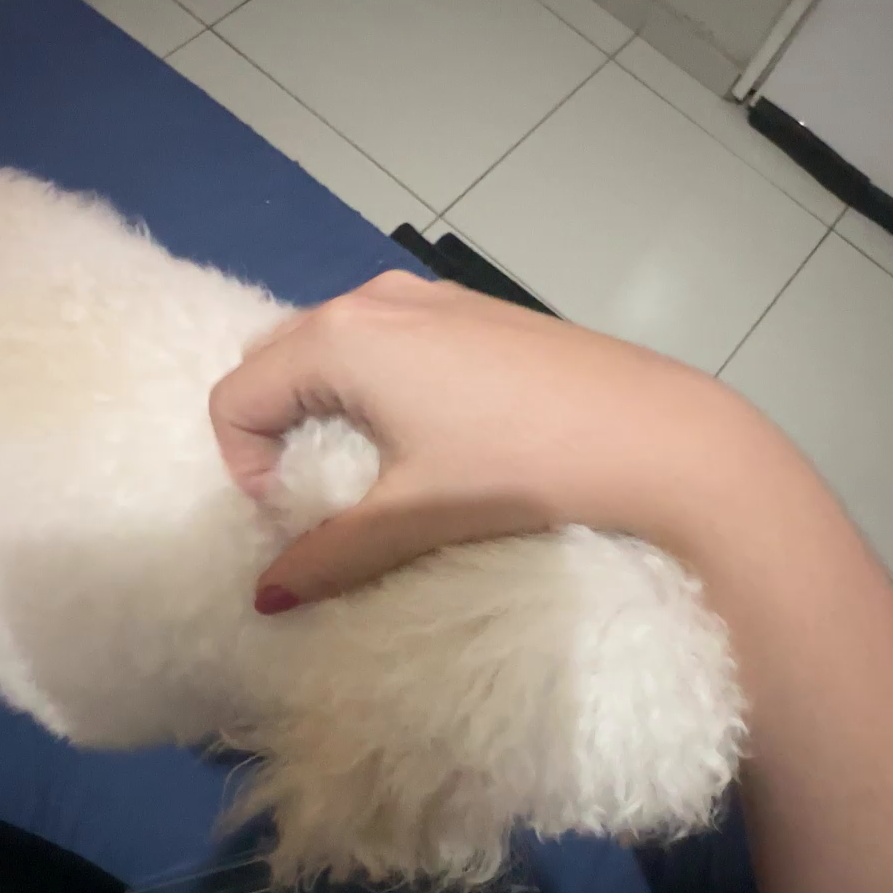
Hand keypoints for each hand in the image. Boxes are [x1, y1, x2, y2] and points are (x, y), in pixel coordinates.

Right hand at [210, 271, 751, 607]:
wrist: (656, 435)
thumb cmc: (520, 468)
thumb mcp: (414, 516)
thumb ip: (328, 556)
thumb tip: (265, 598)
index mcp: (342, 338)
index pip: (236, 395)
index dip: (241, 462)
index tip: (287, 511)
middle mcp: (373, 297)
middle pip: (275, 358)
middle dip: (273, 425)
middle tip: (314, 484)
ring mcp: (428, 293)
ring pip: (331, 342)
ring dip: (322, 400)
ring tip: (367, 459)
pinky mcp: (470, 306)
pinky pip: (386, 336)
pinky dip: (371, 379)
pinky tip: (423, 425)